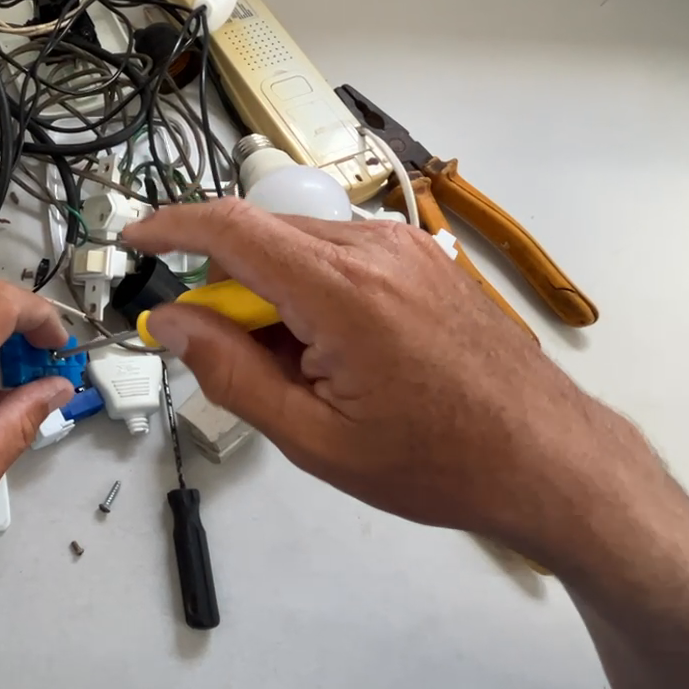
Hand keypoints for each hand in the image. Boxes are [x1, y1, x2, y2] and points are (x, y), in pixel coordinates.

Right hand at [123, 199, 668, 562]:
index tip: (132, 239)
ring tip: (298, 362)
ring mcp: (402, 244)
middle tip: (231, 351)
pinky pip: (331, 250)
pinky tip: (332, 343)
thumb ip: (230, 374)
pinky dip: (303, 284)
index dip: (170, 226)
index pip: (231, 229)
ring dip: (265, 287)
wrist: (555, 462)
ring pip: (293, 242)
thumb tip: (170, 321)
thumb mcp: (314, 439)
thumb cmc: (434, 462)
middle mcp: (372, 247)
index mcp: (342, 291)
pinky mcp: (419, 254)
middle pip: (257, 234)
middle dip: (222, 282)